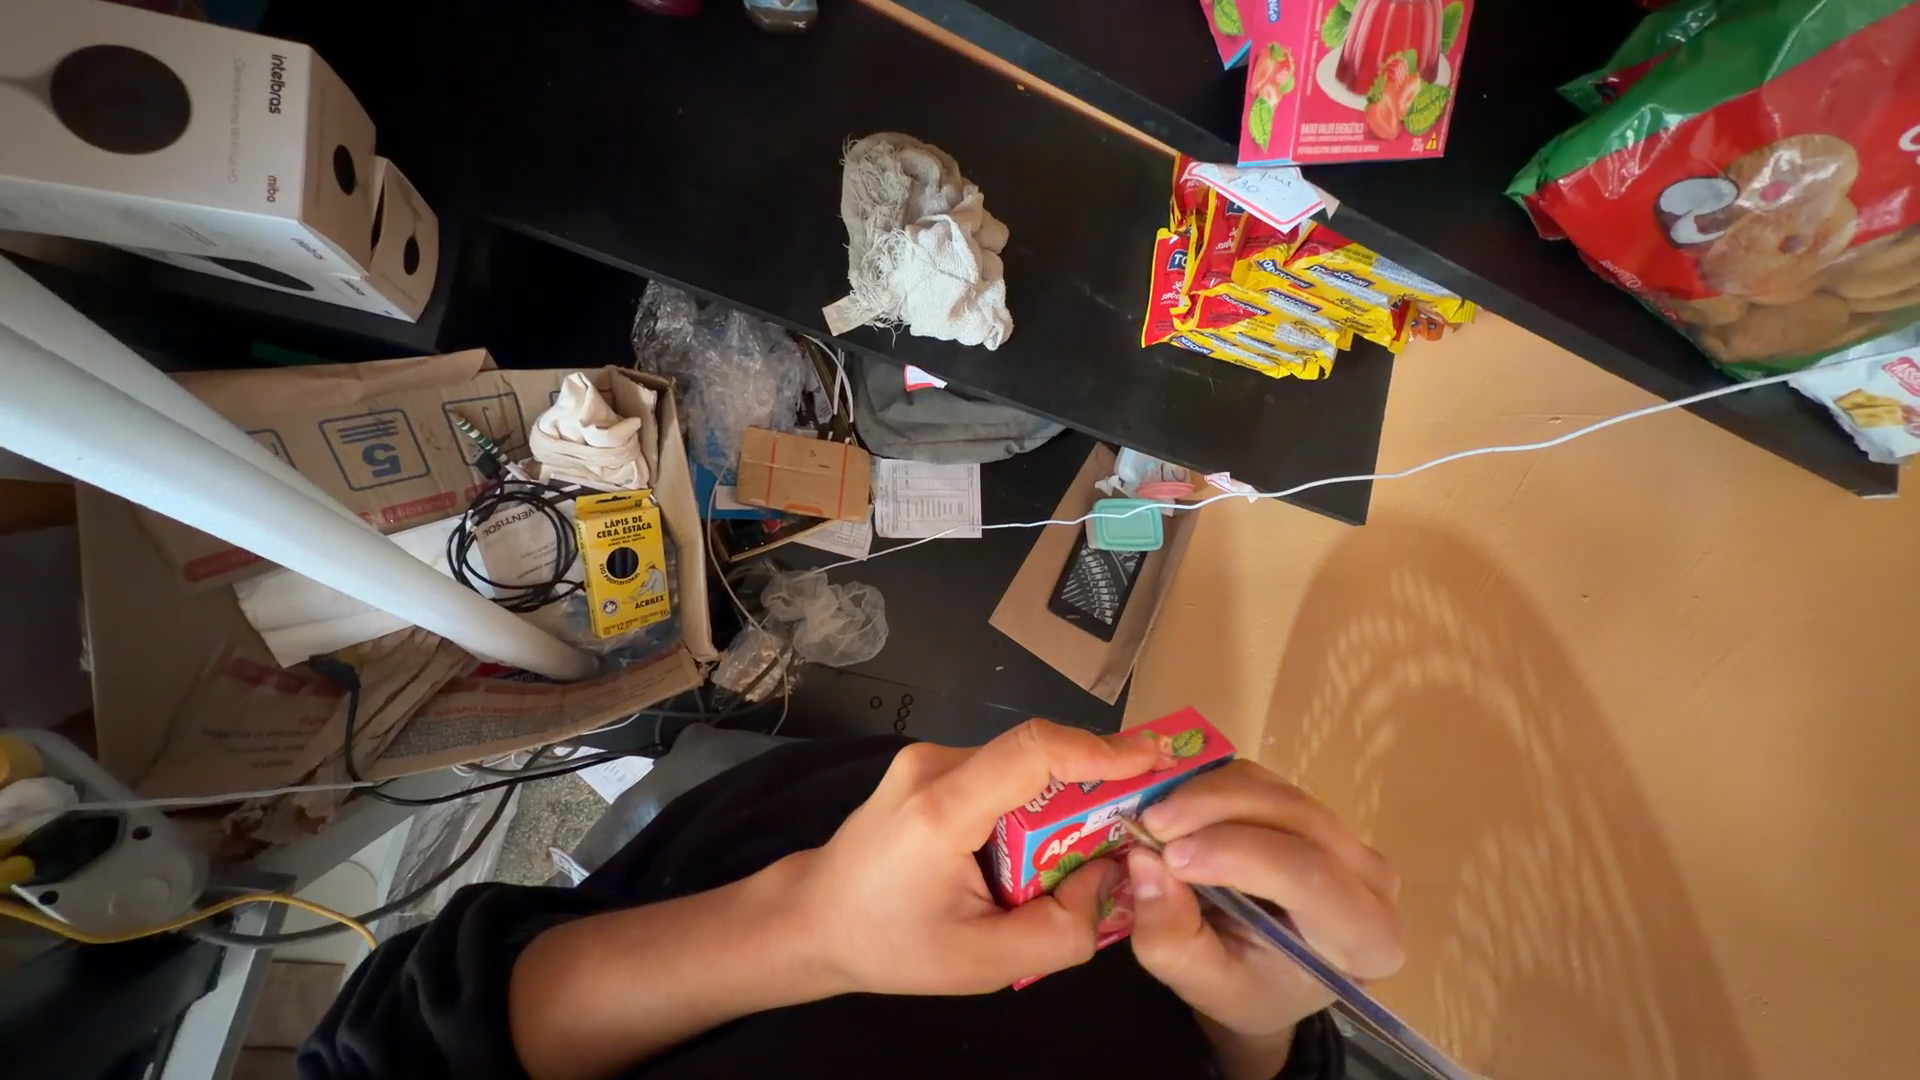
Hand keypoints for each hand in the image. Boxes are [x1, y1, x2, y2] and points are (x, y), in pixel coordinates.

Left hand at [790, 719, 1164, 995]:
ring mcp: (928, 758)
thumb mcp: (983, 962)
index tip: (1155, 757)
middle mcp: (934, 763)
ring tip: (1084, 852)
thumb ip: (1063, 927)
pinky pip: (1000, 772)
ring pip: (1020, 765)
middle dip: (1094, 788)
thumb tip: (1113, 874)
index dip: (1100, 749)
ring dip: (1059, 802)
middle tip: (1140, 820)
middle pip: (1035, 757)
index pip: (1032, 751)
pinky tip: (1038, 848)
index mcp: (942, 806)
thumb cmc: (890, 943)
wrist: (814, 915)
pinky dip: (1032, 803)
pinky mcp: (930, 765)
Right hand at [1127, 760, 1404, 1041]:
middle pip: (1291, 815)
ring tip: (1157, 821)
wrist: (1264, 975)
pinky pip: (1254, 777)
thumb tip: (1144, 862)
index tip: (1170, 856)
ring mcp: (1340, 833)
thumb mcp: (1200, 981)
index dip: (1237, 853)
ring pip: (1269, 787)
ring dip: (1204, 793)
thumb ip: (1170, 935)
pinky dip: (1207, 784)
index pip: (1311, 876)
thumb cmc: (1244, 986)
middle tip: (1149, 825)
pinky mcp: (1303, 805)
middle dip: (1211, 809)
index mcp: (1364, 938)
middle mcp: (1368, 877)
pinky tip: (1177, 810)